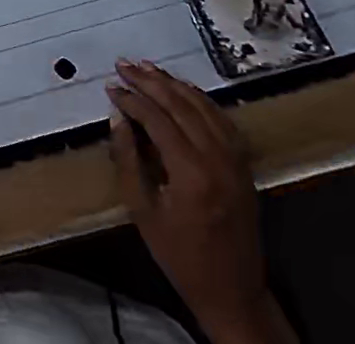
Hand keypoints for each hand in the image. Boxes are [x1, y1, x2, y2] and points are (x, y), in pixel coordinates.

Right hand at [108, 59, 295, 343]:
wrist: (231, 290)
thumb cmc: (179, 254)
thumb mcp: (141, 210)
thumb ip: (127, 159)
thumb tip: (117, 118)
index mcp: (190, 173)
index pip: (157, 120)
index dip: (131, 99)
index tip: (111, 86)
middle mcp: (217, 159)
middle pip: (181, 106)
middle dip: (150, 82)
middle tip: (124, 65)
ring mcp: (235, 160)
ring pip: (204, 107)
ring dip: (174, 84)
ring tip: (149, 68)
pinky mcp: (243, 164)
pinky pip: (223, 120)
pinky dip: (201, 100)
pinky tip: (184, 90)